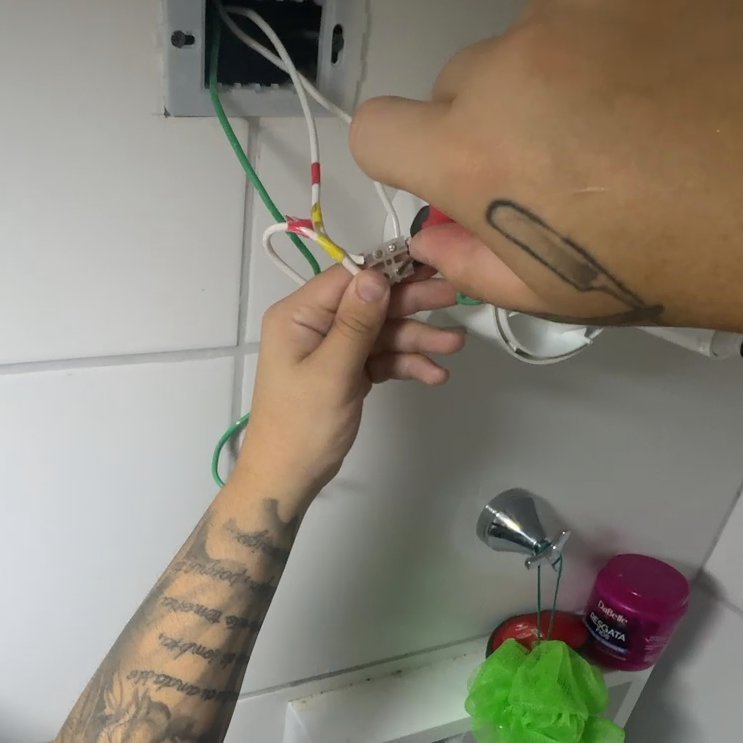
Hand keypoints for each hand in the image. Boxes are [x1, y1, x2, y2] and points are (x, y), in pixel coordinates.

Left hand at [230, 267, 460, 509]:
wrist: (288, 477)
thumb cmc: (301, 426)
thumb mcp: (331, 372)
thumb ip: (355, 323)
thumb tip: (376, 274)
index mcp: (298, 316)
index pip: (348, 278)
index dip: (389, 270)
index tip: (431, 265)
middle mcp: (313, 325)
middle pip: (369, 303)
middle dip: (410, 304)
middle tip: (454, 298)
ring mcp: (331, 350)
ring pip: (380, 333)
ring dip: (415, 339)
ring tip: (454, 347)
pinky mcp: (346, 373)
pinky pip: (379, 359)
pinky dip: (404, 364)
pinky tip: (433, 374)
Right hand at [349, 0, 742, 347]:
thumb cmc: (705, 261)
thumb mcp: (560, 295)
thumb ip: (471, 259)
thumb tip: (442, 226)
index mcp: (479, 150)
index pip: (377, 131)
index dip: (405, 160)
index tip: (447, 177)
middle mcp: (521, 54)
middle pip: (462, 81)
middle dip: (494, 122)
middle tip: (575, 162)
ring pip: (542, 35)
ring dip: (569, 71)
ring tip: (655, 114)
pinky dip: (635, 29)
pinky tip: (698, 68)